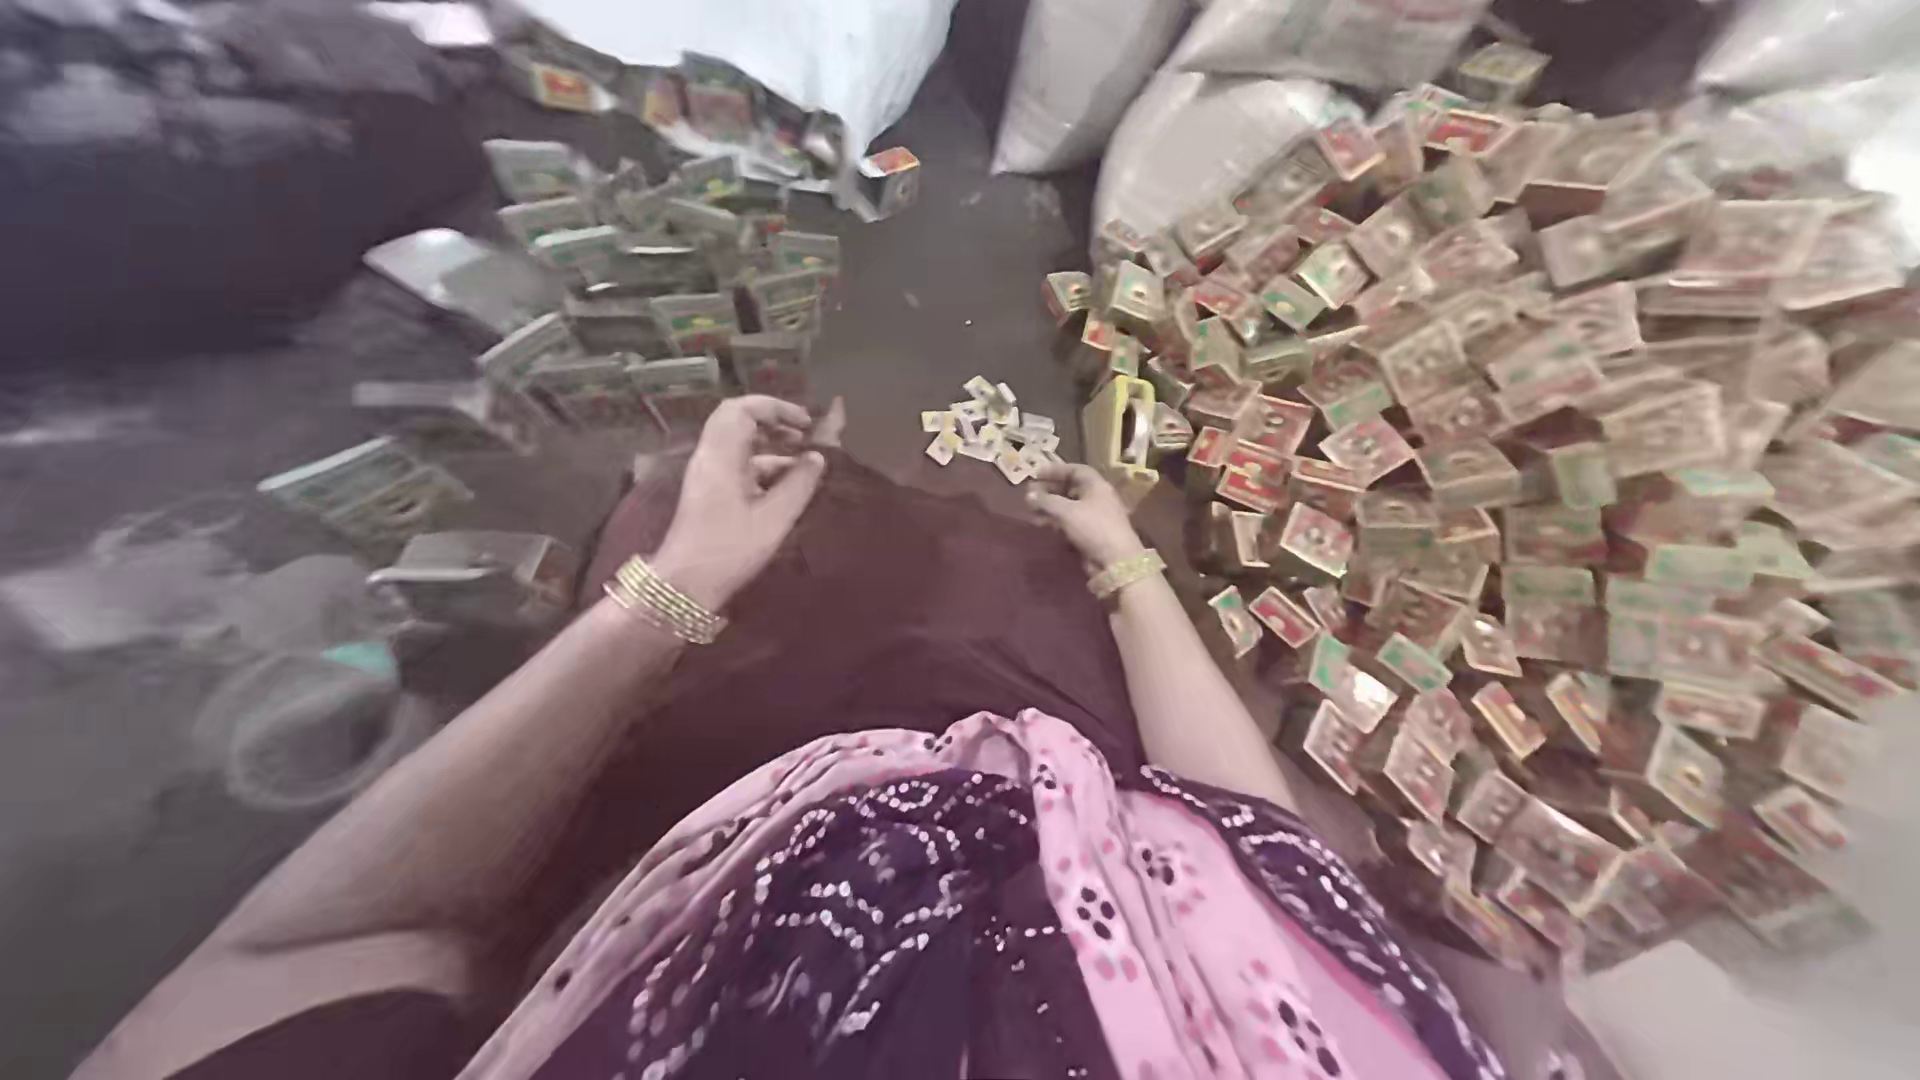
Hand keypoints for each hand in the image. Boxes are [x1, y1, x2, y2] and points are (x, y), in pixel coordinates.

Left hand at [651, 396, 826, 609]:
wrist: (686, 585)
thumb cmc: (730, 549)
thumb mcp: (774, 518)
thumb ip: (799, 484)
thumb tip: (817, 458)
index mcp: (721, 456)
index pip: (742, 409)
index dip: (775, 408)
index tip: (805, 422)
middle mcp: (710, 457)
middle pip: (738, 421)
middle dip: (774, 421)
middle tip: (804, 434)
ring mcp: (708, 475)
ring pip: (740, 444)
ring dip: (771, 444)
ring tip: (803, 459)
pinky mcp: (711, 493)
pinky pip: (739, 465)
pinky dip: (764, 465)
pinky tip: (787, 483)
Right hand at [1026, 462, 1146, 567]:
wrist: (1115, 560)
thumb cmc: (1092, 527)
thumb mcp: (1066, 511)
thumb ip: (1046, 501)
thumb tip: (1029, 495)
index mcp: (1096, 486)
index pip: (1075, 470)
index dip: (1055, 470)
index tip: (1036, 474)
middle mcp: (1096, 498)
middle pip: (1070, 488)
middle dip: (1049, 490)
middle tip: (1030, 494)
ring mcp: (1093, 516)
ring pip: (1068, 506)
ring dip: (1049, 507)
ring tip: (1031, 510)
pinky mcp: (1089, 533)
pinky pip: (1069, 522)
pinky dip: (1055, 520)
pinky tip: (1040, 524)